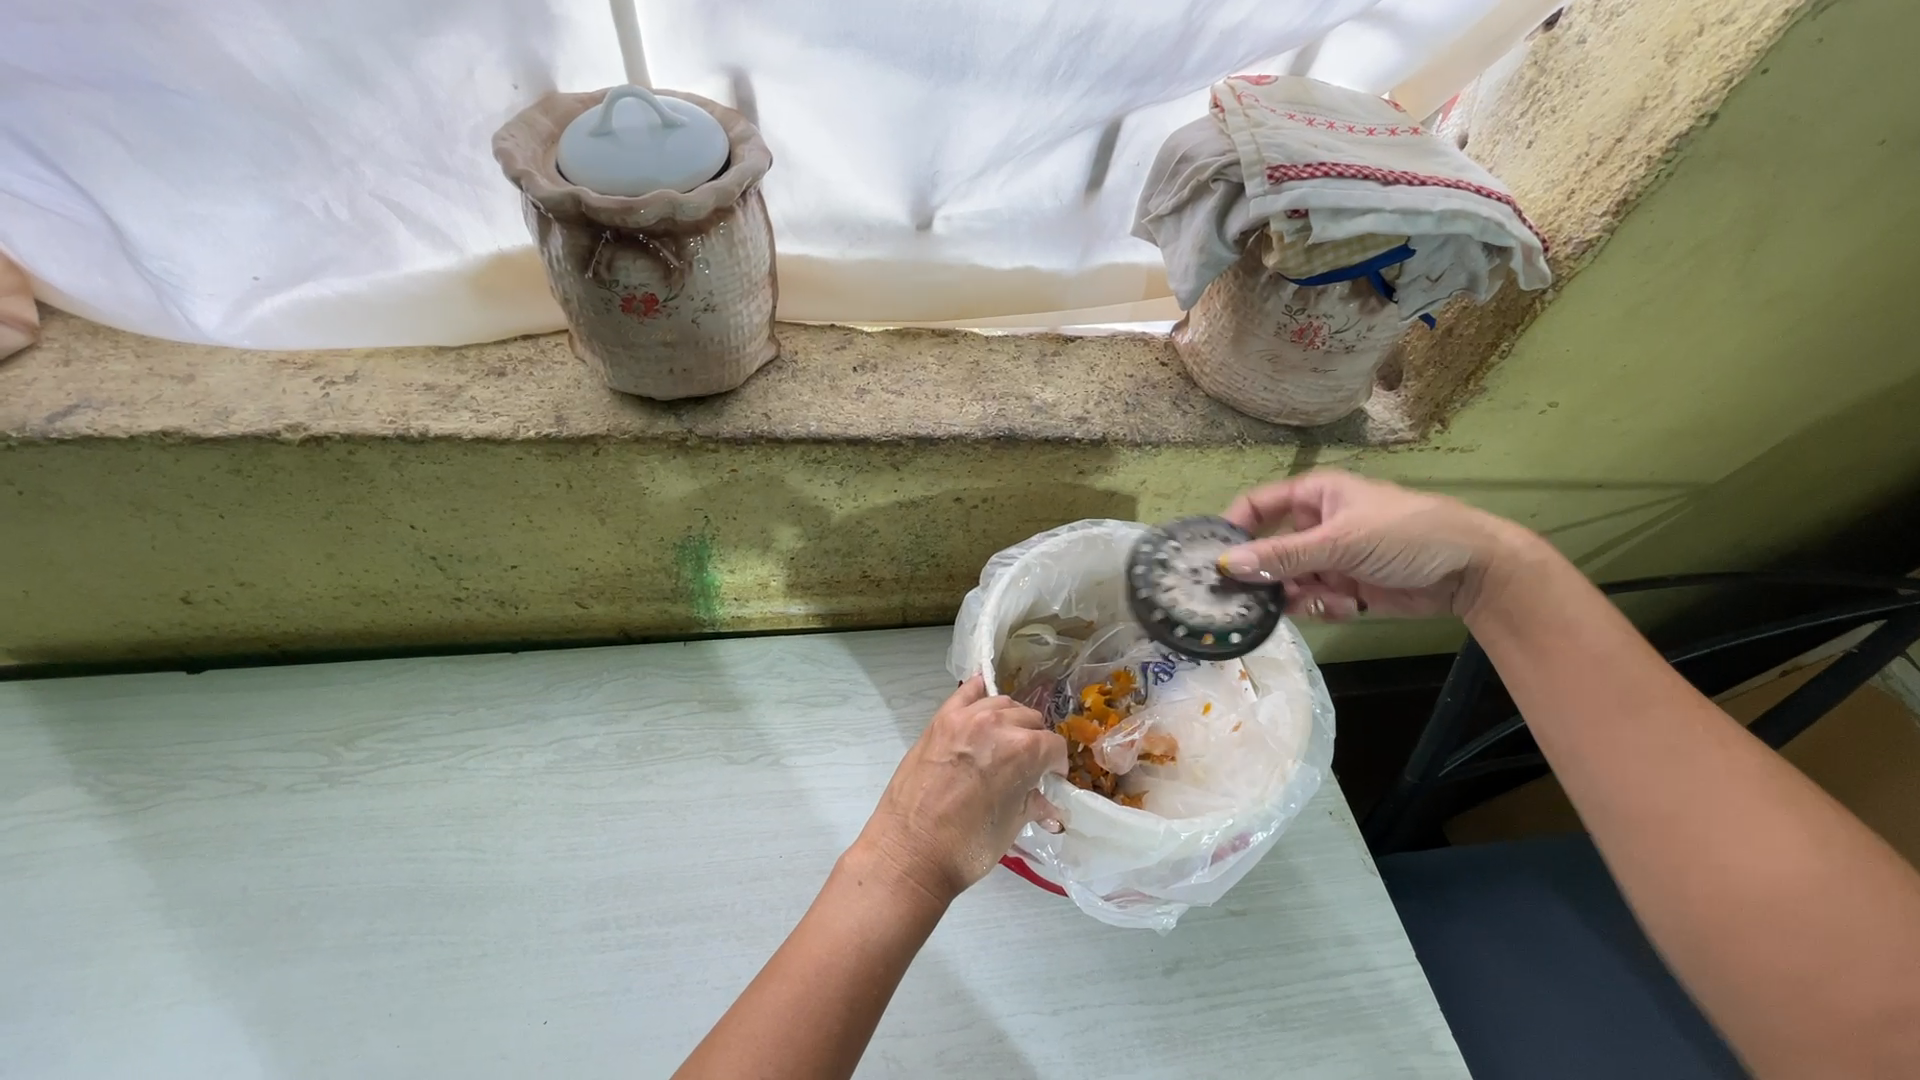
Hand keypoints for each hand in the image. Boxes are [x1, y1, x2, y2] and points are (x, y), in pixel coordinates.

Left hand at [851, 676, 1067, 906]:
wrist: (910, 852)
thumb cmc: (967, 847)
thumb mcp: (1011, 826)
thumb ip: (1033, 803)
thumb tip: (1049, 805)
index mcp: (1023, 750)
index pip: (1053, 746)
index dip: (1055, 766)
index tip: (1050, 780)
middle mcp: (997, 724)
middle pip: (1030, 720)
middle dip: (1035, 742)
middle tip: (1027, 766)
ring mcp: (965, 718)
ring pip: (1002, 703)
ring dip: (1010, 721)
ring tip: (1004, 743)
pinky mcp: (940, 720)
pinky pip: (966, 693)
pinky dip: (979, 693)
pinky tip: (983, 703)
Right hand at [1219, 469, 1529, 619]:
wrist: (1471, 571)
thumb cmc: (1405, 534)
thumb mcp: (1339, 541)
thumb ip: (1281, 556)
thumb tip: (1225, 565)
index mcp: (1314, 497)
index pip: (1258, 506)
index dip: (1234, 528)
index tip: (1212, 557)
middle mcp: (1316, 526)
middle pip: (1268, 549)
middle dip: (1264, 574)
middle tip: (1250, 597)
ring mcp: (1329, 559)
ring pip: (1287, 580)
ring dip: (1294, 594)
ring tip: (1313, 601)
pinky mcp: (1344, 589)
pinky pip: (1311, 600)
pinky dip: (1319, 607)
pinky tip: (1341, 607)